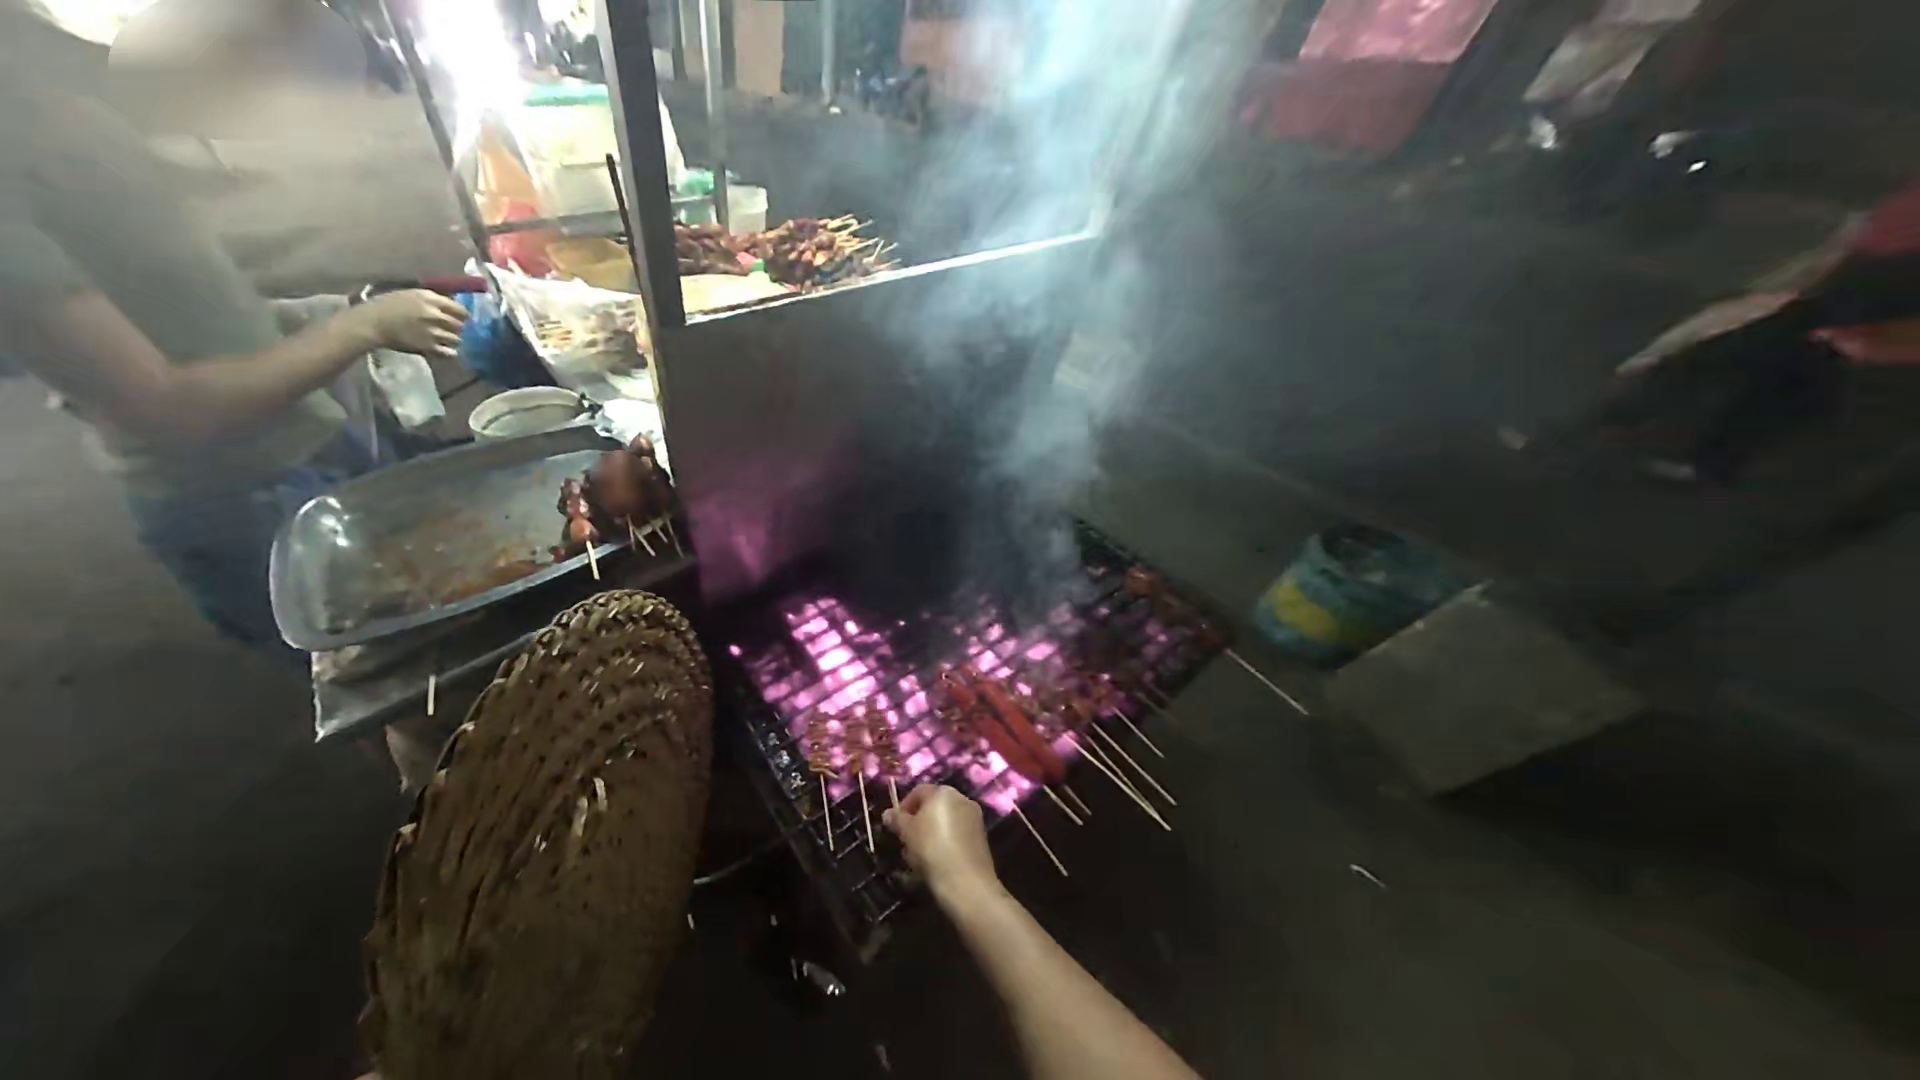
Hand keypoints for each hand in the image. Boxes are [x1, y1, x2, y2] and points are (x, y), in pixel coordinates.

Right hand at [344, 289, 467, 358]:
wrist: (369, 323)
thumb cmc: (385, 305)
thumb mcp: (409, 295)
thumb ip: (432, 299)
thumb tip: (452, 302)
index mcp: (429, 299)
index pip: (460, 309)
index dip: (463, 315)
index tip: (462, 318)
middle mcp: (434, 315)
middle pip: (460, 325)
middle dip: (457, 327)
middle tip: (451, 329)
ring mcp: (433, 332)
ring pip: (457, 339)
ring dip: (452, 339)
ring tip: (444, 339)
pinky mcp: (429, 346)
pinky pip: (450, 352)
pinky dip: (449, 352)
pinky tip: (445, 350)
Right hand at [883, 785, 999, 901]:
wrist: (966, 882)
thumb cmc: (931, 849)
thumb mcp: (907, 833)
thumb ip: (896, 819)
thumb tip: (888, 813)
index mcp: (943, 792)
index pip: (918, 791)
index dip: (903, 807)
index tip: (895, 826)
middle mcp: (962, 798)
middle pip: (933, 806)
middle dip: (917, 822)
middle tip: (906, 842)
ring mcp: (974, 817)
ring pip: (944, 821)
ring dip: (930, 834)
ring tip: (918, 856)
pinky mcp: (980, 837)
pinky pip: (956, 834)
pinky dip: (944, 842)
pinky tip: (936, 862)